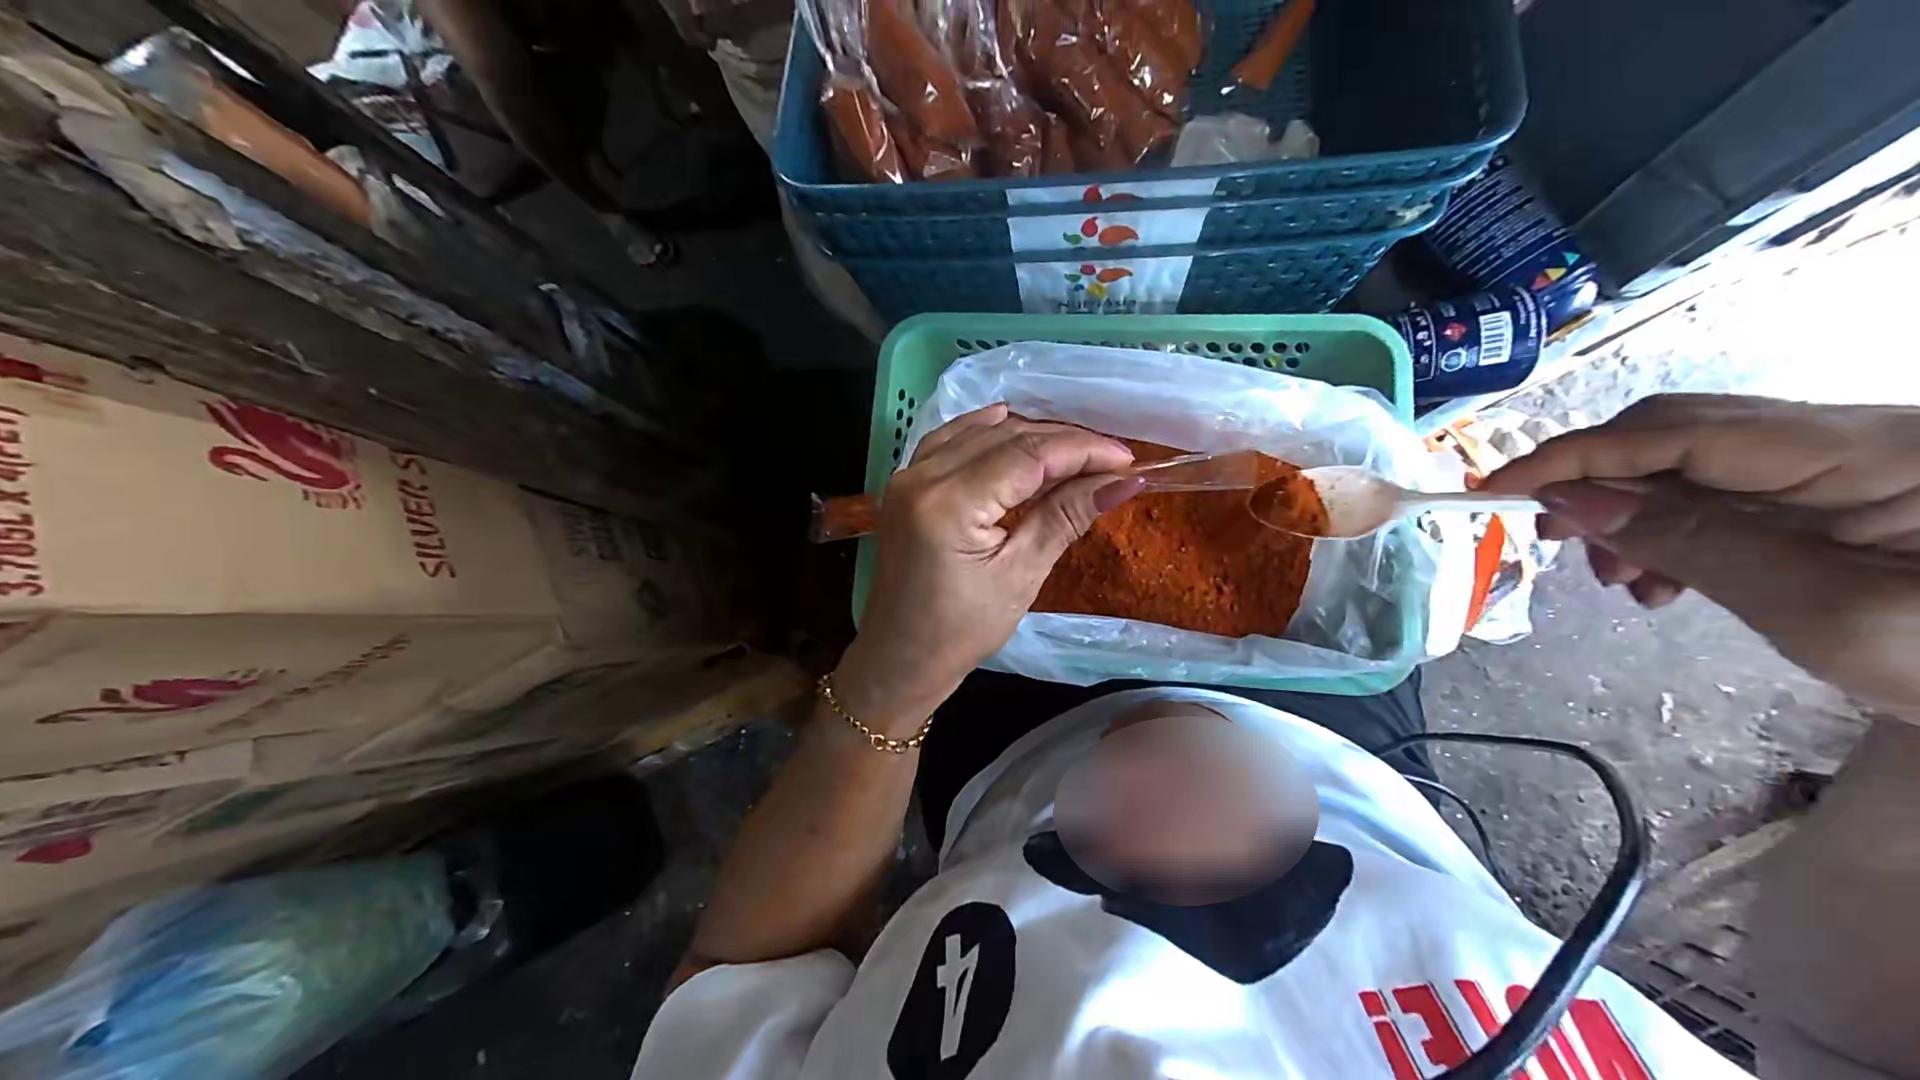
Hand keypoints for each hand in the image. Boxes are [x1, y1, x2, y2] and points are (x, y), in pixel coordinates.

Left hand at [836, 405, 1141, 730]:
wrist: (900, 658)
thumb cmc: (962, 630)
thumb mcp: (1021, 575)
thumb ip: (1065, 516)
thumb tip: (1122, 481)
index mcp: (949, 505)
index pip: (1028, 454)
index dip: (1082, 450)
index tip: (1126, 460)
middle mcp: (922, 477)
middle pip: (1006, 437)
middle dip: (1063, 443)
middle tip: (1111, 460)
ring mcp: (907, 477)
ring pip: (978, 432)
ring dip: (1029, 435)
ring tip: (1075, 453)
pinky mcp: (905, 484)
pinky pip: (949, 440)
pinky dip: (985, 432)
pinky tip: (1011, 425)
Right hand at [1483, 394, 1919, 712]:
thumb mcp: (1822, 611)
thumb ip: (1690, 542)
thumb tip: (1570, 501)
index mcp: (1874, 448)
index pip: (1681, 432)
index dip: (1575, 455)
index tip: (1493, 488)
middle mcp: (1853, 434)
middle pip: (1677, 433)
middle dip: (1595, 483)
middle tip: (1550, 540)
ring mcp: (1846, 461)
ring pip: (1687, 462)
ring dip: (1627, 512)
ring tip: (1622, 578)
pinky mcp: (1837, 491)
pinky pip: (1718, 491)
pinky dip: (1666, 528)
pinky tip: (1664, 574)